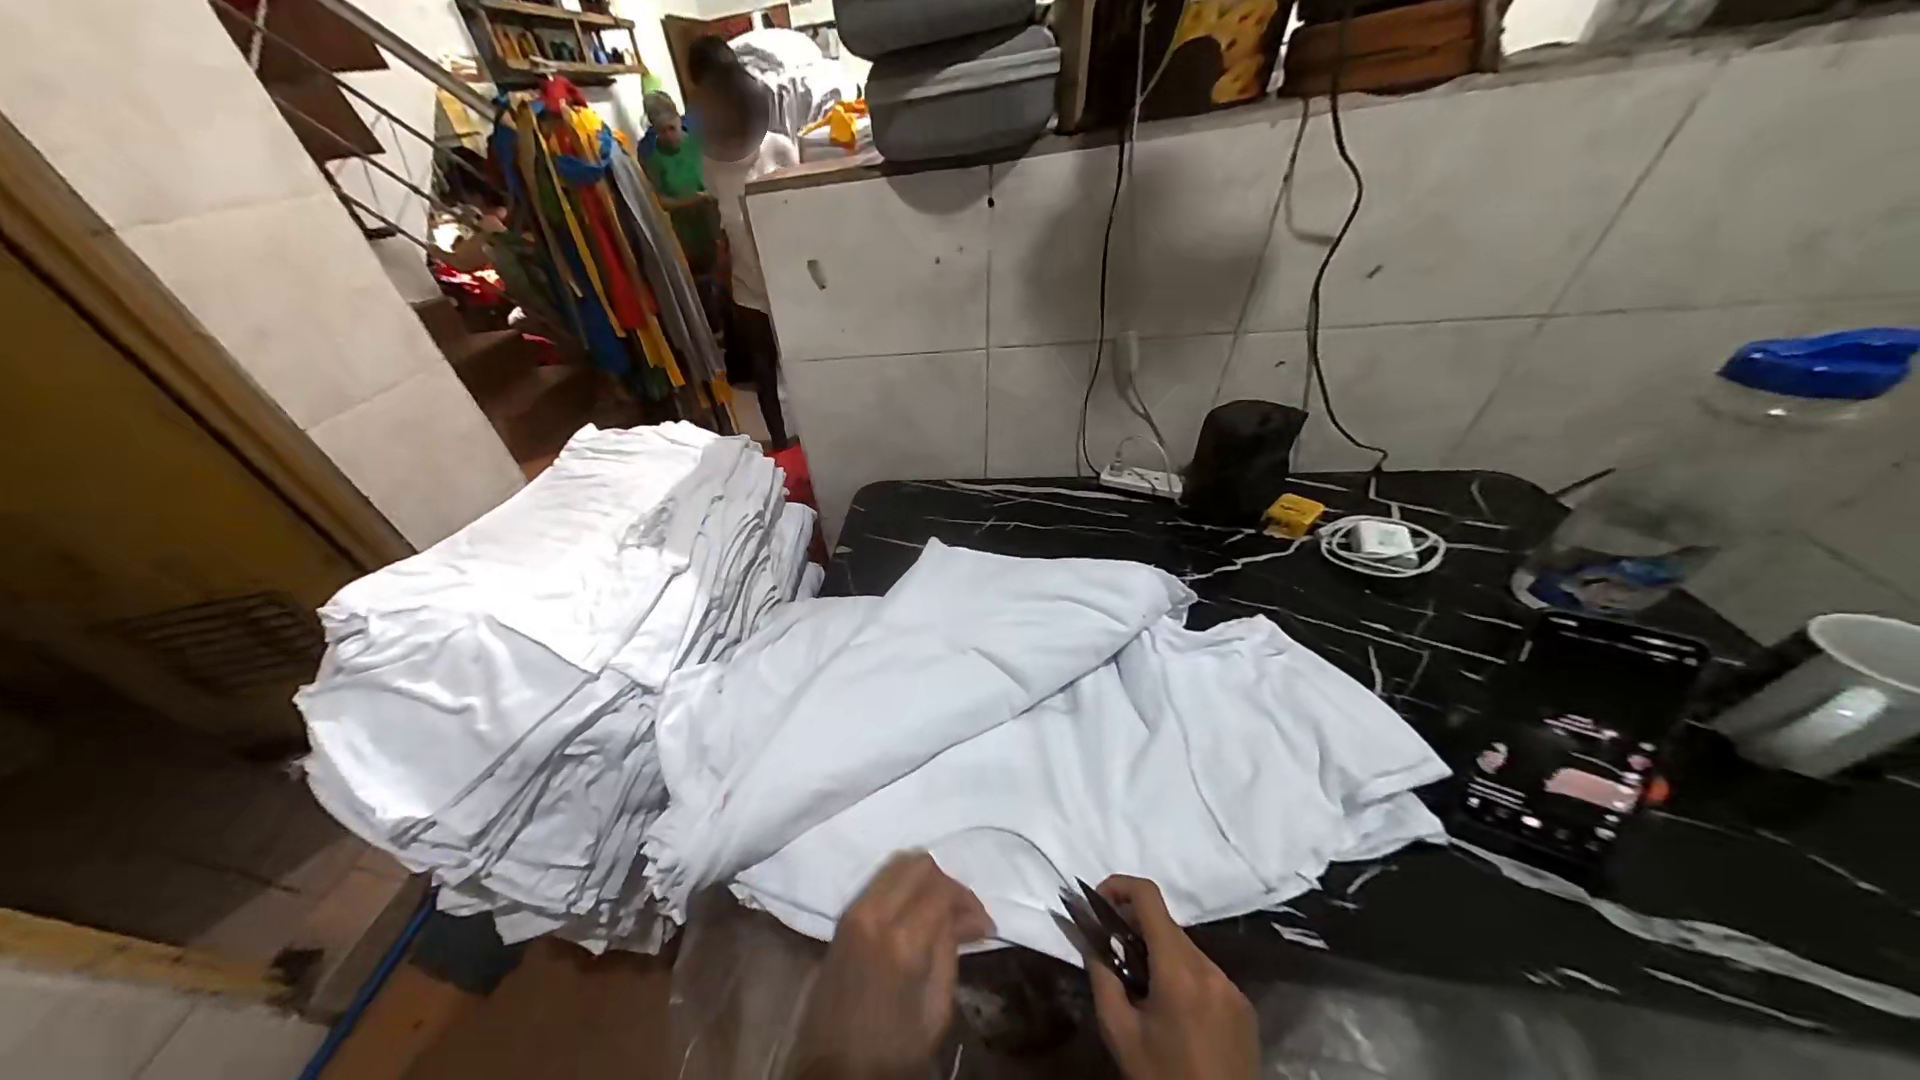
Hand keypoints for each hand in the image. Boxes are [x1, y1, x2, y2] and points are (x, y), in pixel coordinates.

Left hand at [789, 852, 992, 1079]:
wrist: (830, 1069)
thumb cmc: (890, 1051)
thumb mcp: (935, 1012)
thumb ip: (949, 952)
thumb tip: (965, 918)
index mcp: (901, 941)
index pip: (942, 891)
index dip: (969, 902)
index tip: (985, 926)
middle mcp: (875, 914)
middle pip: (919, 865)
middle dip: (949, 884)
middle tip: (964, 915)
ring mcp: (854, 911)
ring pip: (898, 863)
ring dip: (925, 879)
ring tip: (943, 911)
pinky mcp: (843, 917)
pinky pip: (880, 879)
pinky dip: (904, 884)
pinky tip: (917, 910)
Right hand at [1081, 876, 1257, 1079]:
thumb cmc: (1161, 1079)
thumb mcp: (1118, 1031)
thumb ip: (1101, 975)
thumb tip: (1091, 937)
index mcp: (1178, 971)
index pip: (1149, 898)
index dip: (1119, 886)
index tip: (1099, 902)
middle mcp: (1209, 969)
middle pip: (1166, 925)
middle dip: (1134, 927)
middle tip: (1112, 953)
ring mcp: (1232, 987)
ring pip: (1185, 949)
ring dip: (1159, 953)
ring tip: (1142, 990)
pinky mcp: (1244, 1007)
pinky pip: (1206, 974)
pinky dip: (1183, 976)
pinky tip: (1174, 1013)